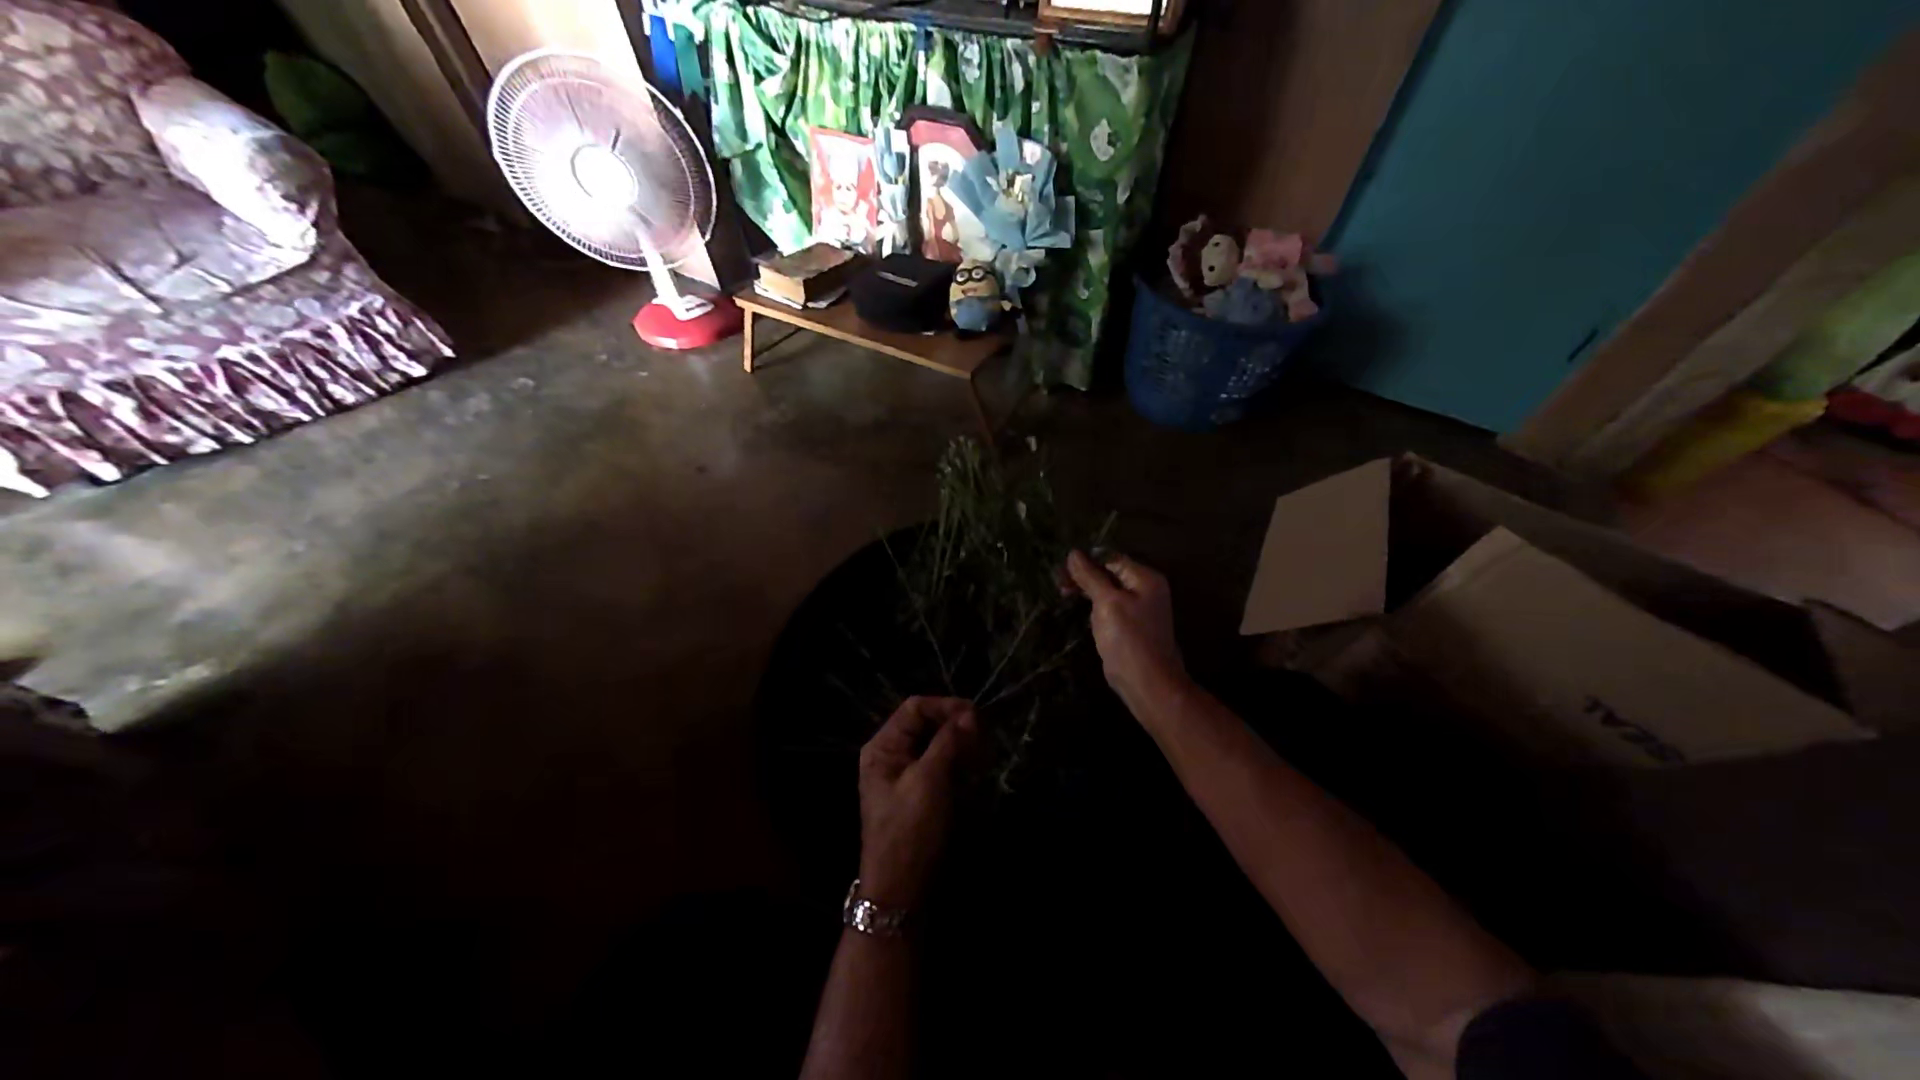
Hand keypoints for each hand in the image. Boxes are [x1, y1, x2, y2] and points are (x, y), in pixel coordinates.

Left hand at [856, 696, 977, 908]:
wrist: (900, 890)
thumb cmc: (910, 830)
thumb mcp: (929, 780)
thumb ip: (948, 742)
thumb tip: (970, 714)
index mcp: (883, 747)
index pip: (915, 708)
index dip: (946, 706)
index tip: (977, 716)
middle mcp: (890, 756)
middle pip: (925, 724)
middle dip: (955, 725)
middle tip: (984, 736)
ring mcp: (904, 776)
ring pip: (935, 745)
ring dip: (959, 744)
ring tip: (982, 752)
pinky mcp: (918, 794)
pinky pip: (939, 766)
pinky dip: (957, 763)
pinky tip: (974, 769)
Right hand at [1064, 550, 1188, 713]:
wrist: (1146, 681)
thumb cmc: (1128, 638)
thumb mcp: (1107, 602)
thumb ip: (1091, 577)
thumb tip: (1074, 553)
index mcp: (1145, 578)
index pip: (1111, 558)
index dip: (1086, 561)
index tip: (1061, 570)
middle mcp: (1145, 589)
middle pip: (1109, 572)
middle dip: (1083, 575)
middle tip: (1058, 583)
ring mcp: (1137, 608)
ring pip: (1107, 590)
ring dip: (1085, 589)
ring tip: (1062, 592)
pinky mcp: (1128, 625)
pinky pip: (1108, 606)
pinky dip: (1092, 604)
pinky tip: (1076, 606)